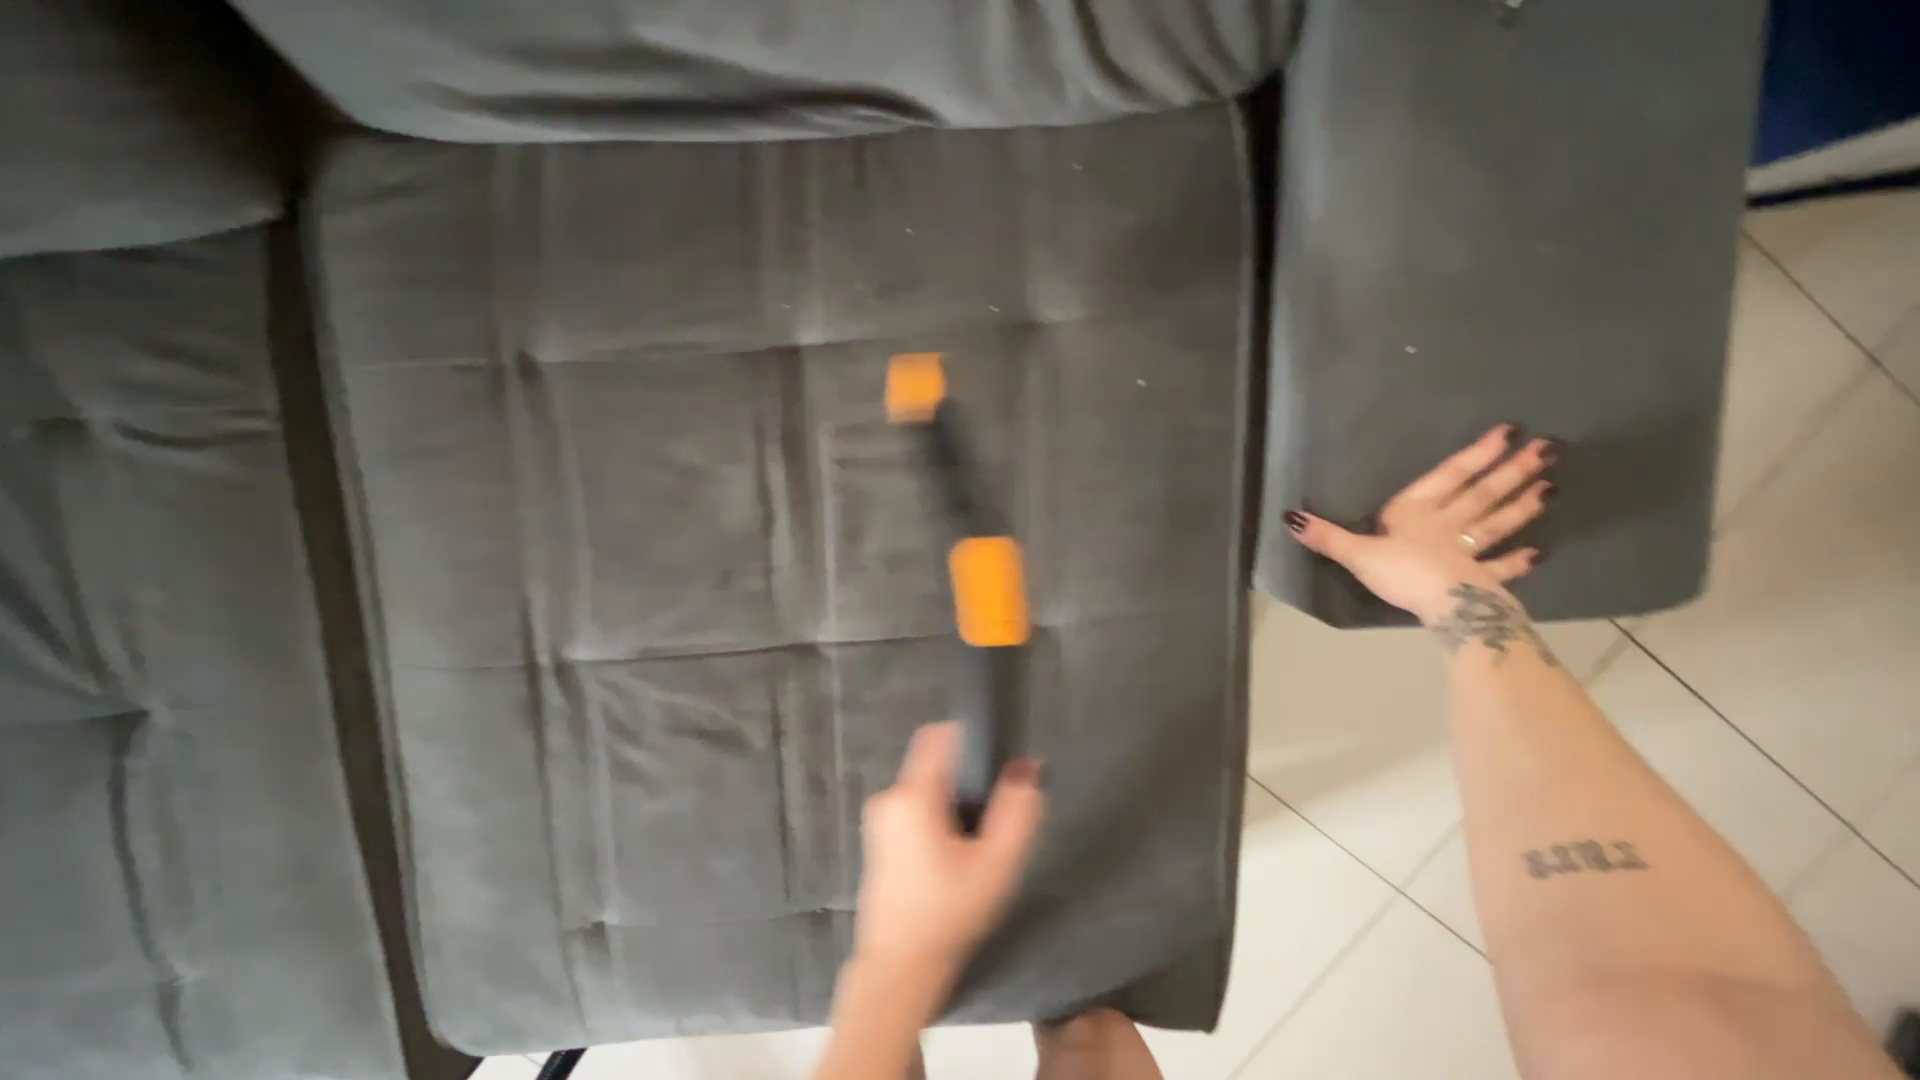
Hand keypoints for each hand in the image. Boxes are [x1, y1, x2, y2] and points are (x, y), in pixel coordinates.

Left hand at [853, 722, 1045, 981]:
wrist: (900, 968)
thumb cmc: (949, 911)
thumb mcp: (998, 862)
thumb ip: (1018, 809)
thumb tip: (1029, 767)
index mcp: (912, 794)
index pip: (940, 734)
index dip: (973, 740)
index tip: (996, 769)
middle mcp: (889, 798)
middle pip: (938, 766)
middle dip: (968, 785)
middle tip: (992, 825)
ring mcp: (879, 821)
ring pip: (928, 791)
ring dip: (954, 808)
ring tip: (975, 851)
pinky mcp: (879, 842)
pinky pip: (915, 812)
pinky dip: (937, 824)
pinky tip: (952, 864)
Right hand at [1284, 425, 1556, 623]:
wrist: (1443, 604)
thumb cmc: (1401, 571)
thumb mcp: (1356, 552)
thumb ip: (1327, 536)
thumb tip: (1290, 517)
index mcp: (1417, 511)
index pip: (1450, 475)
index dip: (1477, 453)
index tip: (1509, 431)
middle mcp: (1448, 524)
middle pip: (1483, 494)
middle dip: (1512, 471)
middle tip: (1548, 449)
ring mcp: (1469, 551)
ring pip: (1498, 522)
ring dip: (1523, 505)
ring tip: (1550, 486)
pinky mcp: (1481, 580)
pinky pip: (1500, 567)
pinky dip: (1518, 560)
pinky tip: (1537, 552)